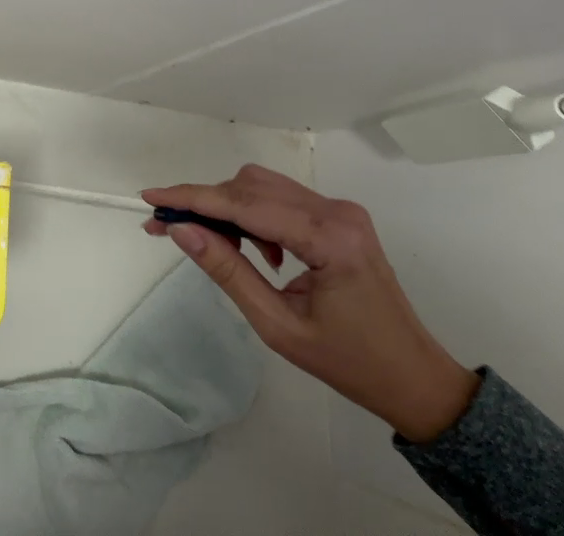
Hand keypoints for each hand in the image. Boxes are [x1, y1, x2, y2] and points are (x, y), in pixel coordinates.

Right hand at [143, 165, 478, 442]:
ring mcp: (341, 212)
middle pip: (250, 186)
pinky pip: (280, 200)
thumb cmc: (348, 361)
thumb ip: (227, 271)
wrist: (413, 378)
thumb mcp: (276, 324)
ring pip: (262, 187)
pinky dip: (251, 214)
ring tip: (208, 242)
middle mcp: (337, 212)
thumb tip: (181, 230)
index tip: (149, 197)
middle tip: (166, 228)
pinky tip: (253, 250)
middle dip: (204, 203)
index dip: (191, 198)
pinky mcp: (339, 219)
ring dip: (226, 207)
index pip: (244, 204)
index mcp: (329, 239)